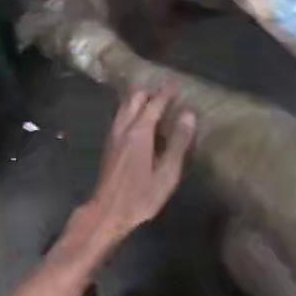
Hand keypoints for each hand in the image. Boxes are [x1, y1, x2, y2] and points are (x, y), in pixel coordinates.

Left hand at [75, 87, 194, 249]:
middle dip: (149, 91)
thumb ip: (178, 142)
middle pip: (134, 99)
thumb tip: (188, 114)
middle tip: (165, 91)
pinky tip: (137, 118)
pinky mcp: (109, 145)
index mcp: (139, 132)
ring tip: (152, 99)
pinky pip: (120, 117)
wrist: (107, 211)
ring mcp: (113, 135)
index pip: (154, 104)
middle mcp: (124, 128)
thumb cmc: (141, 196)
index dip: (166, 93)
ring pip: (124, 107)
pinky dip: (130, 109)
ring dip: (137, 99)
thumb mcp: (167, 173)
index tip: (176, 84)